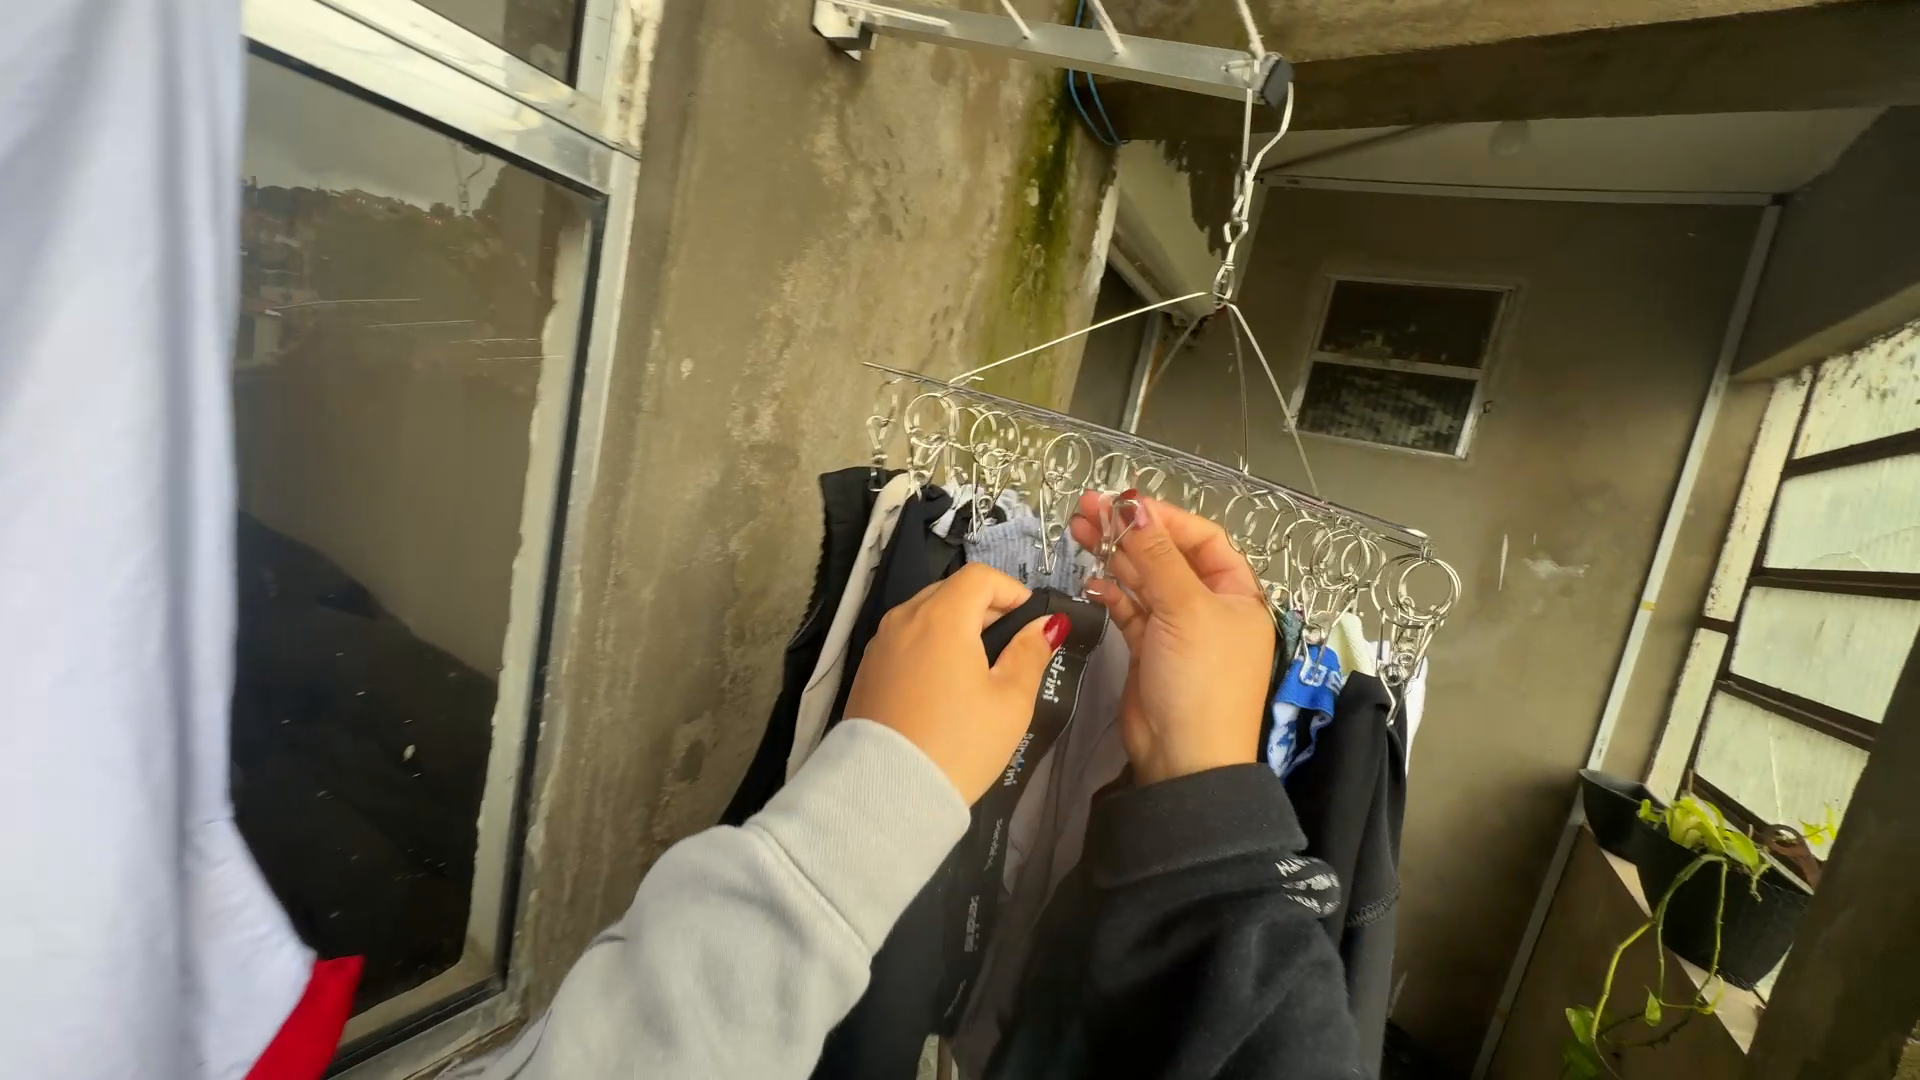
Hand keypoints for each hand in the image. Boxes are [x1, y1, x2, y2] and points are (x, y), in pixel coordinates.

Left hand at [846, 563, 1069, 802]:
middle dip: (986, 607)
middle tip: (1011, 645)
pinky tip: (944, 684)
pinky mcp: (868, 668)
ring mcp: (880, 643)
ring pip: (925, 613)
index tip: (1030, 620)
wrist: (885, 793)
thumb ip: (1031, 653)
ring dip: (957, 625)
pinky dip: (930, 644)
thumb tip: (1049, 623)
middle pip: (951, 590)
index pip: (980, 577)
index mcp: (941, 617)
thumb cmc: (959, 743)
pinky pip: (906, 638)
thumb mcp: (1010, 701)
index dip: (1011, 590)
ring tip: (979, 667)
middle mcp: (904, 617)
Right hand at [1069, 491, 1274, 785]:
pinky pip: (1129, 609)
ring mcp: (1177, 626)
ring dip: (1112, 555)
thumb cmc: (1201, 679)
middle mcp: (1208, 604)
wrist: (1183, 757)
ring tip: (1077, 529)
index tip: (1121, 502)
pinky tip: (1090, 580)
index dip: (1161, 517)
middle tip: (1086, 508)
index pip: (1199, 537)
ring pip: (1142, 578)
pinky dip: (1110, 593)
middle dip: (1127, 531)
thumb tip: (1132, 505)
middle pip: (1165, 553)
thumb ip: (1155, 554)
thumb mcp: (1184, 608)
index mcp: (1235, 591)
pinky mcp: (1148, 647)